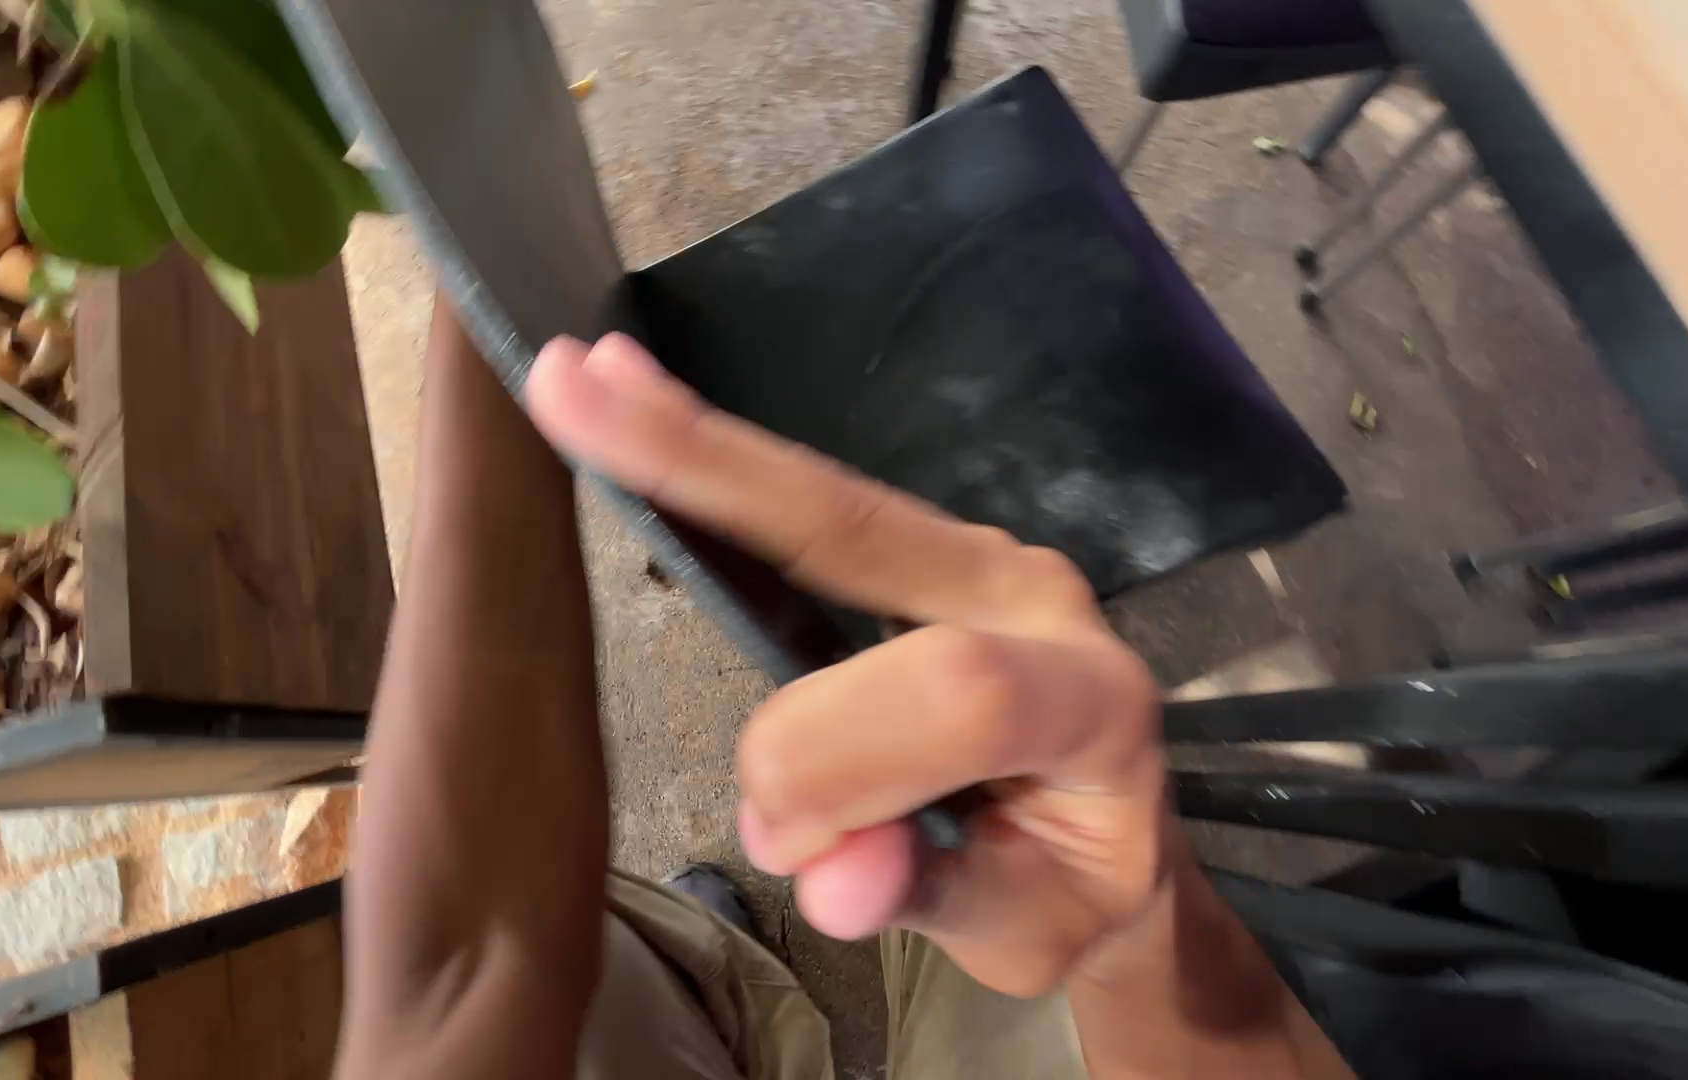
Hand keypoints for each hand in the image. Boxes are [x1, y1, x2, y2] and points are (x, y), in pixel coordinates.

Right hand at [524, 333, 1172, 996]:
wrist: (1112, 830)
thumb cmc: (1066, 882)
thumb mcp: (1018, 928)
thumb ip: (930, 897)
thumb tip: (831, 879)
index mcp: (1086, 701)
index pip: (962, 693)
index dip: (846, 756)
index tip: (779, 834)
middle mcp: (1031, 597)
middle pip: (862, 530)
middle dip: (712, 473)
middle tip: (575, 397)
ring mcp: (977, 558)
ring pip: (829, 499)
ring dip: (703, 446)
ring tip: (594, 384)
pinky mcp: (929, 551)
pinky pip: (823, 508)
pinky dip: (729, 464)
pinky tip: (654, 411)